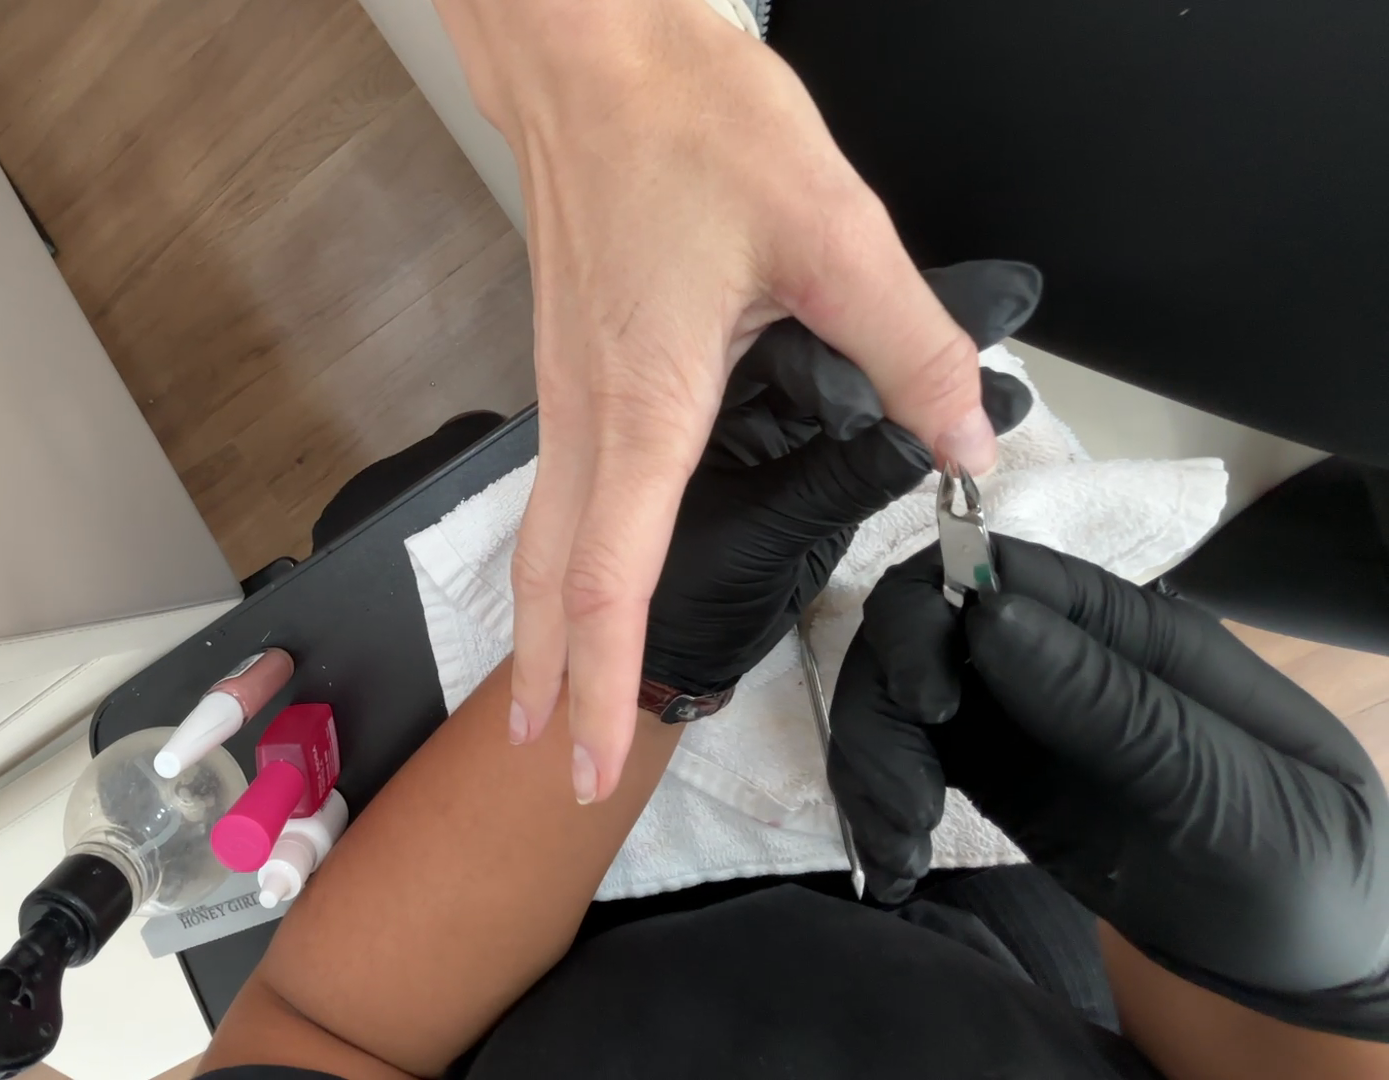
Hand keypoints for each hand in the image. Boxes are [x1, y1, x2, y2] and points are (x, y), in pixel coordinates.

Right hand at [434, 0, 1003, 800]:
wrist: (590, 72)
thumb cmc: (689, 134)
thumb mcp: (830, 227)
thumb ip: (904, 347)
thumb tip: (969, 447)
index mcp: (642, 409)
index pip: (607, 581)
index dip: (599, 682)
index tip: (584, 759)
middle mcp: (584, 424)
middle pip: (548, 580)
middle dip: (547, 678)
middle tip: (544, 757)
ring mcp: (563, 402)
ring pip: (539, 542)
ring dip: (541, 627)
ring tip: (546, 693)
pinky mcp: (565, 377)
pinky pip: (553, 496)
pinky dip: (555, 563)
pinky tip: (574, 581)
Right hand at [829, 537, 1388, 1033]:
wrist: (1289, 958)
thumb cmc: (1297, 870)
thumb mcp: (1226, 791)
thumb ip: (1107, 697)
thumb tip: (983, 608)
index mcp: (1118, 628)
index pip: (988, 568)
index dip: (925, 611)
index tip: (923, 701)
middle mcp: (1040, 648)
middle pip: (910, 629)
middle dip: (883, 705)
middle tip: (902, 799)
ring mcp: (997, 700)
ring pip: (886, 691)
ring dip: (871, 760)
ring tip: (899, 843)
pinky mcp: (967, 754)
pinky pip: (891, 748)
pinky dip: (873, 795)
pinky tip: (895, 855)